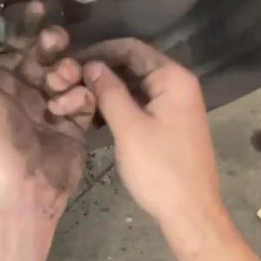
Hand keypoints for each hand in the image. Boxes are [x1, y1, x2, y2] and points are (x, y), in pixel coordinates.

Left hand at [0, 10, 95, 216]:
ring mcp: (49, 111)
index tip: (39, 9)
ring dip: (66, 71)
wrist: (17, 192)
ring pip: (66, 76)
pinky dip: (80, 97)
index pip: (11, 47)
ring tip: (62, 81)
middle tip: (57, 41)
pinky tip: (70, 107)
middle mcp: (21, 95)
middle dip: (51, 45)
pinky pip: (83, 101)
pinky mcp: (73, 128)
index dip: (24, 27)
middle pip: (43, 57)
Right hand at [80, 39, 225, 235]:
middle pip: (135, 66)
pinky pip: (143, 105)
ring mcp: (177, 106)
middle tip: (69, 81)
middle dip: (104, 71)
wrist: (191, 212)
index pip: (132, 48)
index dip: (101, 50)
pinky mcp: (172, 124)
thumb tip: (91, 65)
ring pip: (137, 87)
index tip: (71, 59)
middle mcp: (179, 85)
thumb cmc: (160, 169)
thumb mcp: (129, 128)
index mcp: (174, 78)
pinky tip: (98, 116)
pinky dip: (122, 107)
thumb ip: (109, 92)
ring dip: (110, 91)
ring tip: (77, 98)